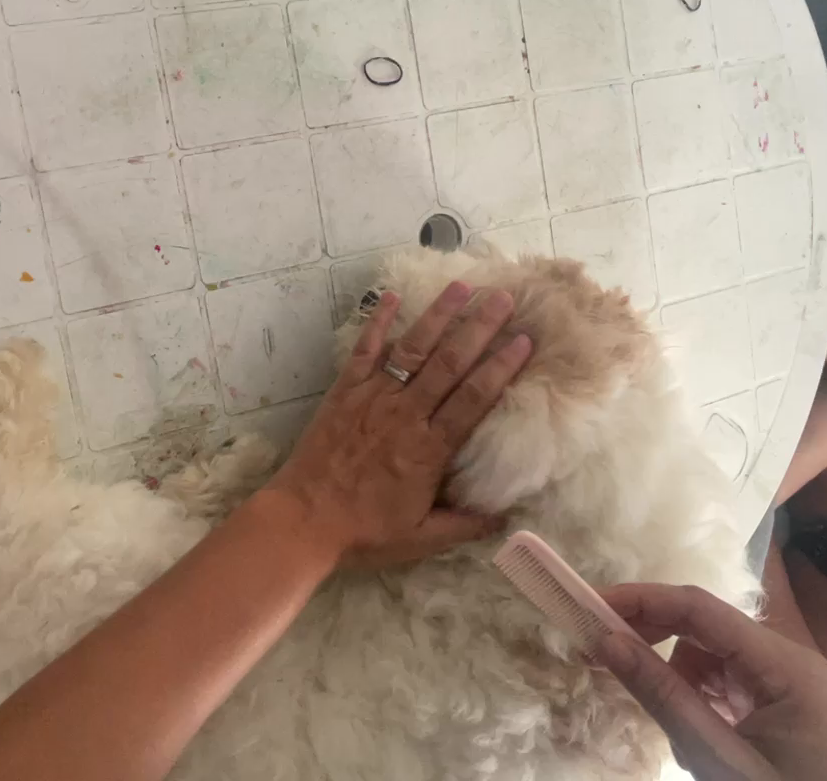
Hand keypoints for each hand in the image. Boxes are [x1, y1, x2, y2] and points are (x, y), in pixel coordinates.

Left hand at [260, 283, 532, 567]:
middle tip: (504, 298)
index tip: (524, 341)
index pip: (474, 400)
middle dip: (478, 328)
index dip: (500, 368)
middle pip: (449, 364)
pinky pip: (363, 351)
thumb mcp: (422, 539)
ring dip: (436, 316)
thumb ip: (465, 524)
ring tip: (461, 286)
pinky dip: (376, 323)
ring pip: (411, 350)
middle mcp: (405, 414)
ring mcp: (372, 398)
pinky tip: (390, 296)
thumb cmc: (364, 531)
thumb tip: (508, 514)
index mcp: (429, 449)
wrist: (303, 519)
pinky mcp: (343, 391)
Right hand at [595, 584, 826, 780]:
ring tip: (661, 714)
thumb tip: (605, 639)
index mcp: (788, 666)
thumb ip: (663, 697)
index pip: (699, 608)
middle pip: (701, 624)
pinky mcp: (778, 704)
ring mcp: (786, 683)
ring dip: (671, 670)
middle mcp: (790, 661)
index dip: (640, 600)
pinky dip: (691, 692)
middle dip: (649, 632)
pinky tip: (689, 726)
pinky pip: (719, 677)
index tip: (590, 606)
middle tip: (598, 647)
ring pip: (706, 650)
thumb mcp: (719, 760)